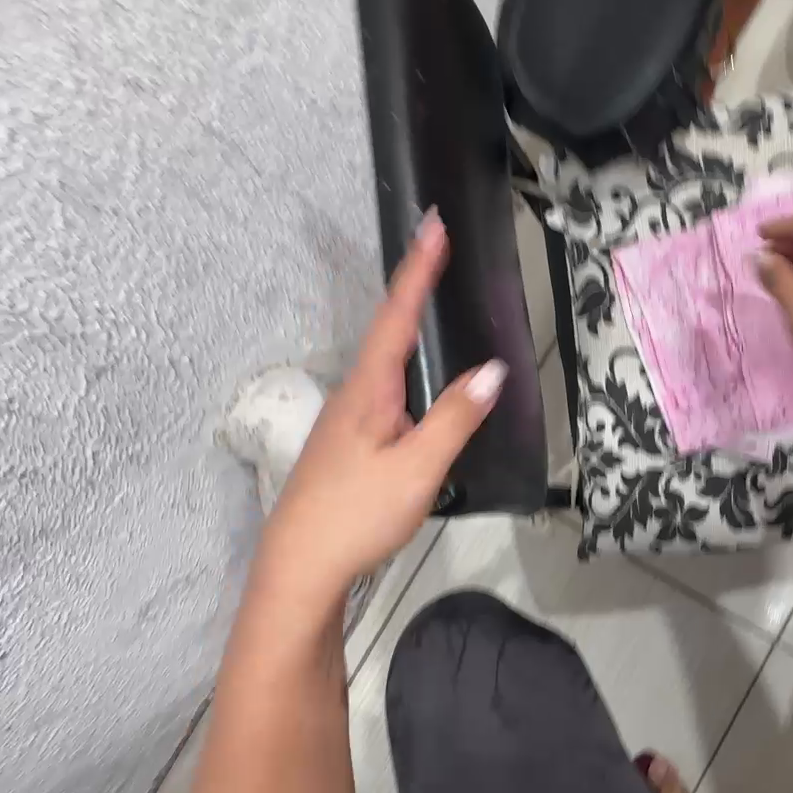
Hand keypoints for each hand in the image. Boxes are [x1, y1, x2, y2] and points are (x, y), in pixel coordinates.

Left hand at [255, 211, 505, 598]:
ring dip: (409, 322)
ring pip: (385, 359)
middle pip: (387, 328)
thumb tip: (493, 369)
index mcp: (369, 390)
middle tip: (439, 250)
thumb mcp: (417, 468)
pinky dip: (407, 363)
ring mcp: (348, 418)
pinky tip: (420, 381)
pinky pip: (386, 386)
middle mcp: (354, 393)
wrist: (299, 567)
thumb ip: (455, 418)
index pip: (397, 317)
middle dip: (414, 285)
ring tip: (434, 298)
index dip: (418, 270)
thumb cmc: (357, 514)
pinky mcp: (350, 441)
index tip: (433, 224)